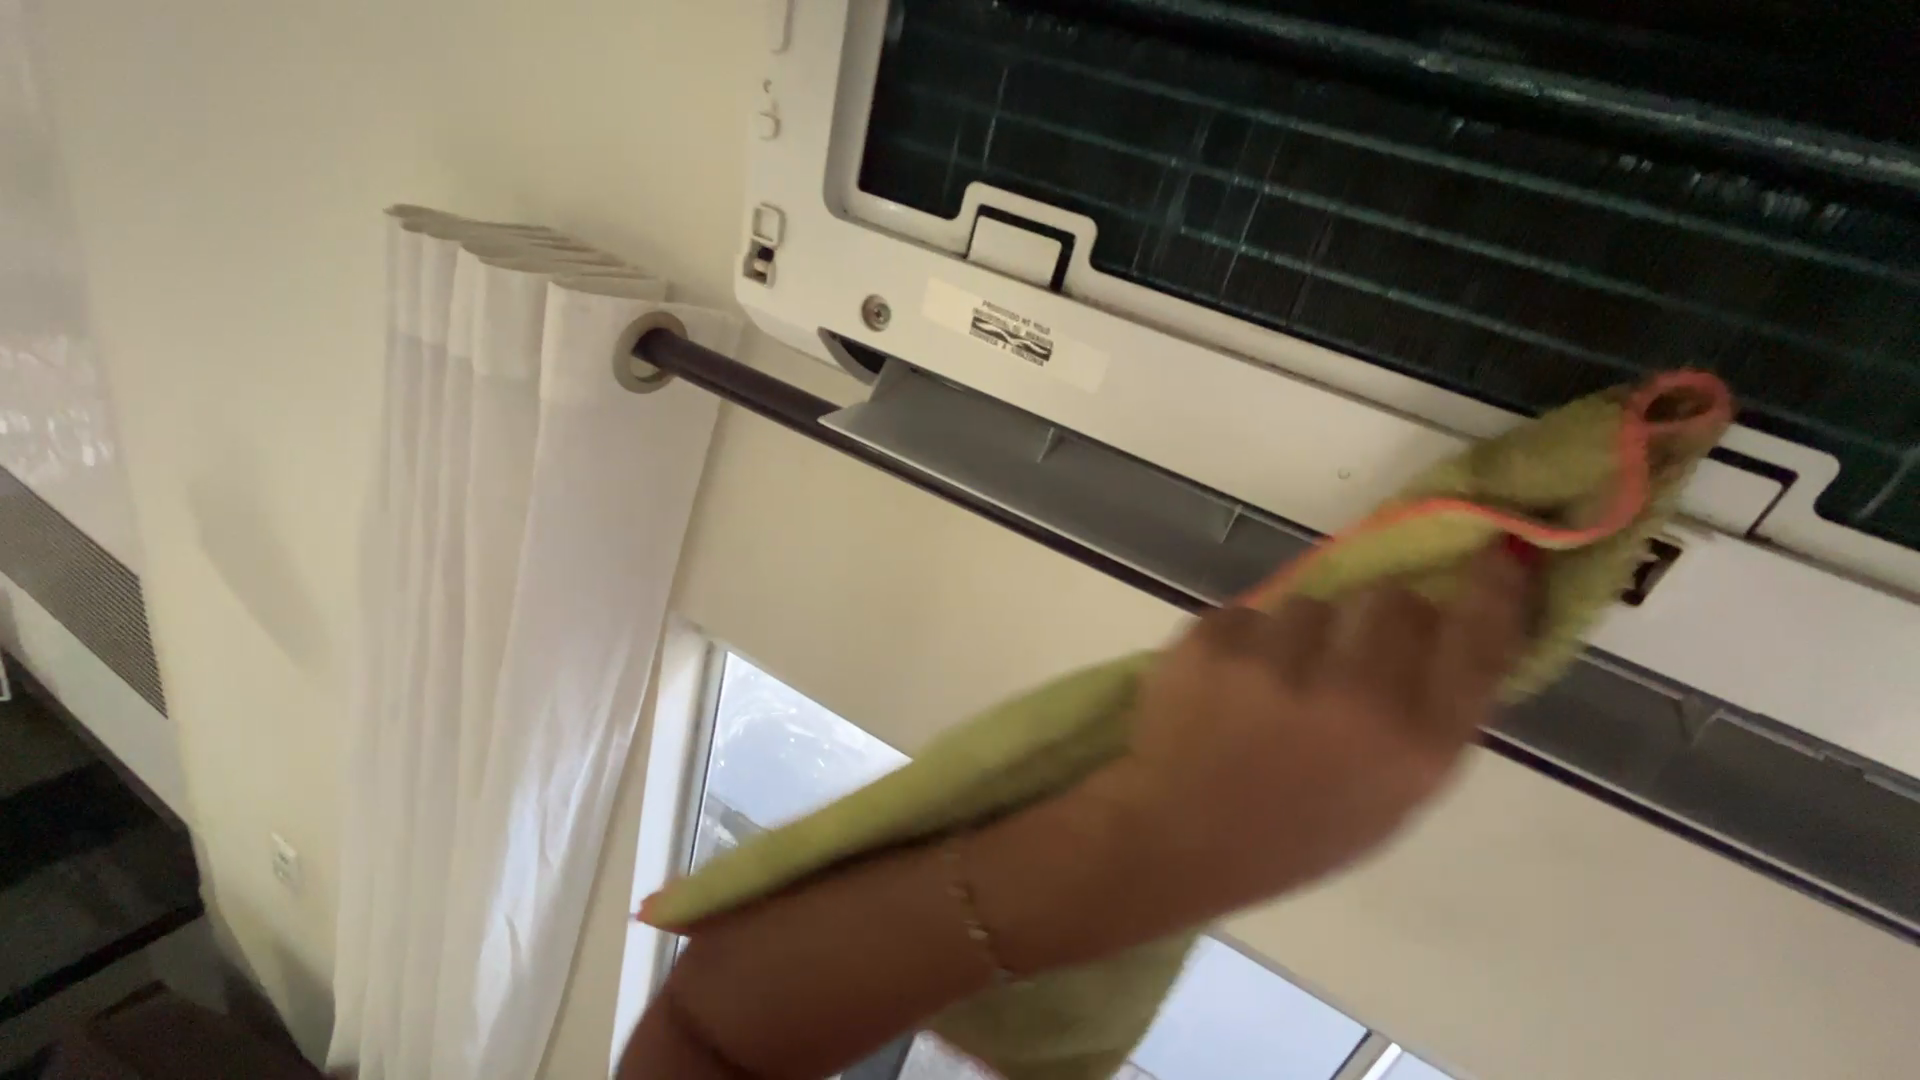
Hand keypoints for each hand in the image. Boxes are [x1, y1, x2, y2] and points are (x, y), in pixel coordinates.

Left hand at [1095, 539, 1532, 923]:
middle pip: (1390, 598)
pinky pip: (1245, 613)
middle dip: (1372, 618)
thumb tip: (1439, 628)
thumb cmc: (1291, 831)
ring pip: (1308, 603)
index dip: (1489, 592)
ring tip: (1265, 688)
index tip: (1493, 556)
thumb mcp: (1389, 796)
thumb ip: (1424, 716)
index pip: (1477, 642)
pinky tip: (1221, 687)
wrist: (1177, 837)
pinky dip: (1239, 640)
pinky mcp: (1210, 641)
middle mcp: (1354, 695)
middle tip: (1341, 652)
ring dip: (1296, 635)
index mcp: (1414, 747)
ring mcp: (1274, 662)